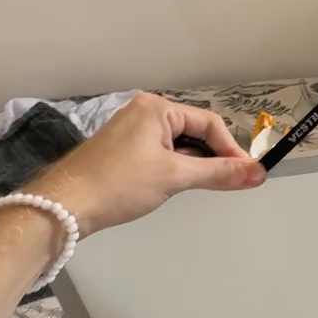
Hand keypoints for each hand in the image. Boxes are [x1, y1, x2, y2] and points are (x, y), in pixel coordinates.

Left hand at [24, 93, 264, 237]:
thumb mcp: (175, 177)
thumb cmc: (117, 185)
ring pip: (178, 144)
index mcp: (157, 108)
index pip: (209, 123)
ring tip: (205, 185)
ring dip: (195, 163)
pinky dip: (176, 167)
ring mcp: (130, 131)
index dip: (231, 149)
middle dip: (214, 156)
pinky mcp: (121, 150)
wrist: (60, 208)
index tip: (247, 173)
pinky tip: (177, 185)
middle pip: (194, 131)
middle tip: (231, 180)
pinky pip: (161, 152)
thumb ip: (219, 173)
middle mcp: (144, 112)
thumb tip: (257, 173)